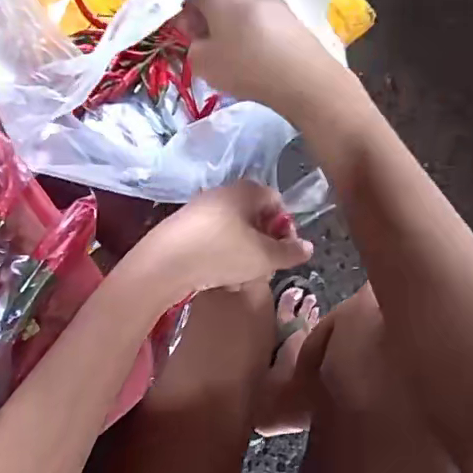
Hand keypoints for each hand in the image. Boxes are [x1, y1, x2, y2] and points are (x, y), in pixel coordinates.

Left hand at [115, 181, 313, 305]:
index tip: (286, 252)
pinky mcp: (182, 230)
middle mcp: (222, 194)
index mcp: (246, 191)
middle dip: (263, 248)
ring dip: (243, 258)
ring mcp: (200, 211)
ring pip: (234, 235)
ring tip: (239, 281)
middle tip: (264, 270)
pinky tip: (218, 280)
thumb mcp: (264, 257)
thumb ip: (290, 252)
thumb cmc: (222, 253)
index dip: (286, 227)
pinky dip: (220, 259)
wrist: (164, 263)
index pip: (277, 202)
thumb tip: (308, 247)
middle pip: (254, 220)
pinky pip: (212, 242)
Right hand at [181, 0, 355, 118]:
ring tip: (228, 48)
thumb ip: (191, 45)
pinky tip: (249, 47)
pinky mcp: (283, 4)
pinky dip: (245, 23)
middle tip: (204, 43)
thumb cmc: (245, 64)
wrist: (301, 75)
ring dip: (225, 19)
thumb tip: (201, 38)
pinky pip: (252, 9)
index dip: (179, 12)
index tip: (184, 36)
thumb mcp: (201, 62)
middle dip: (203, 13)